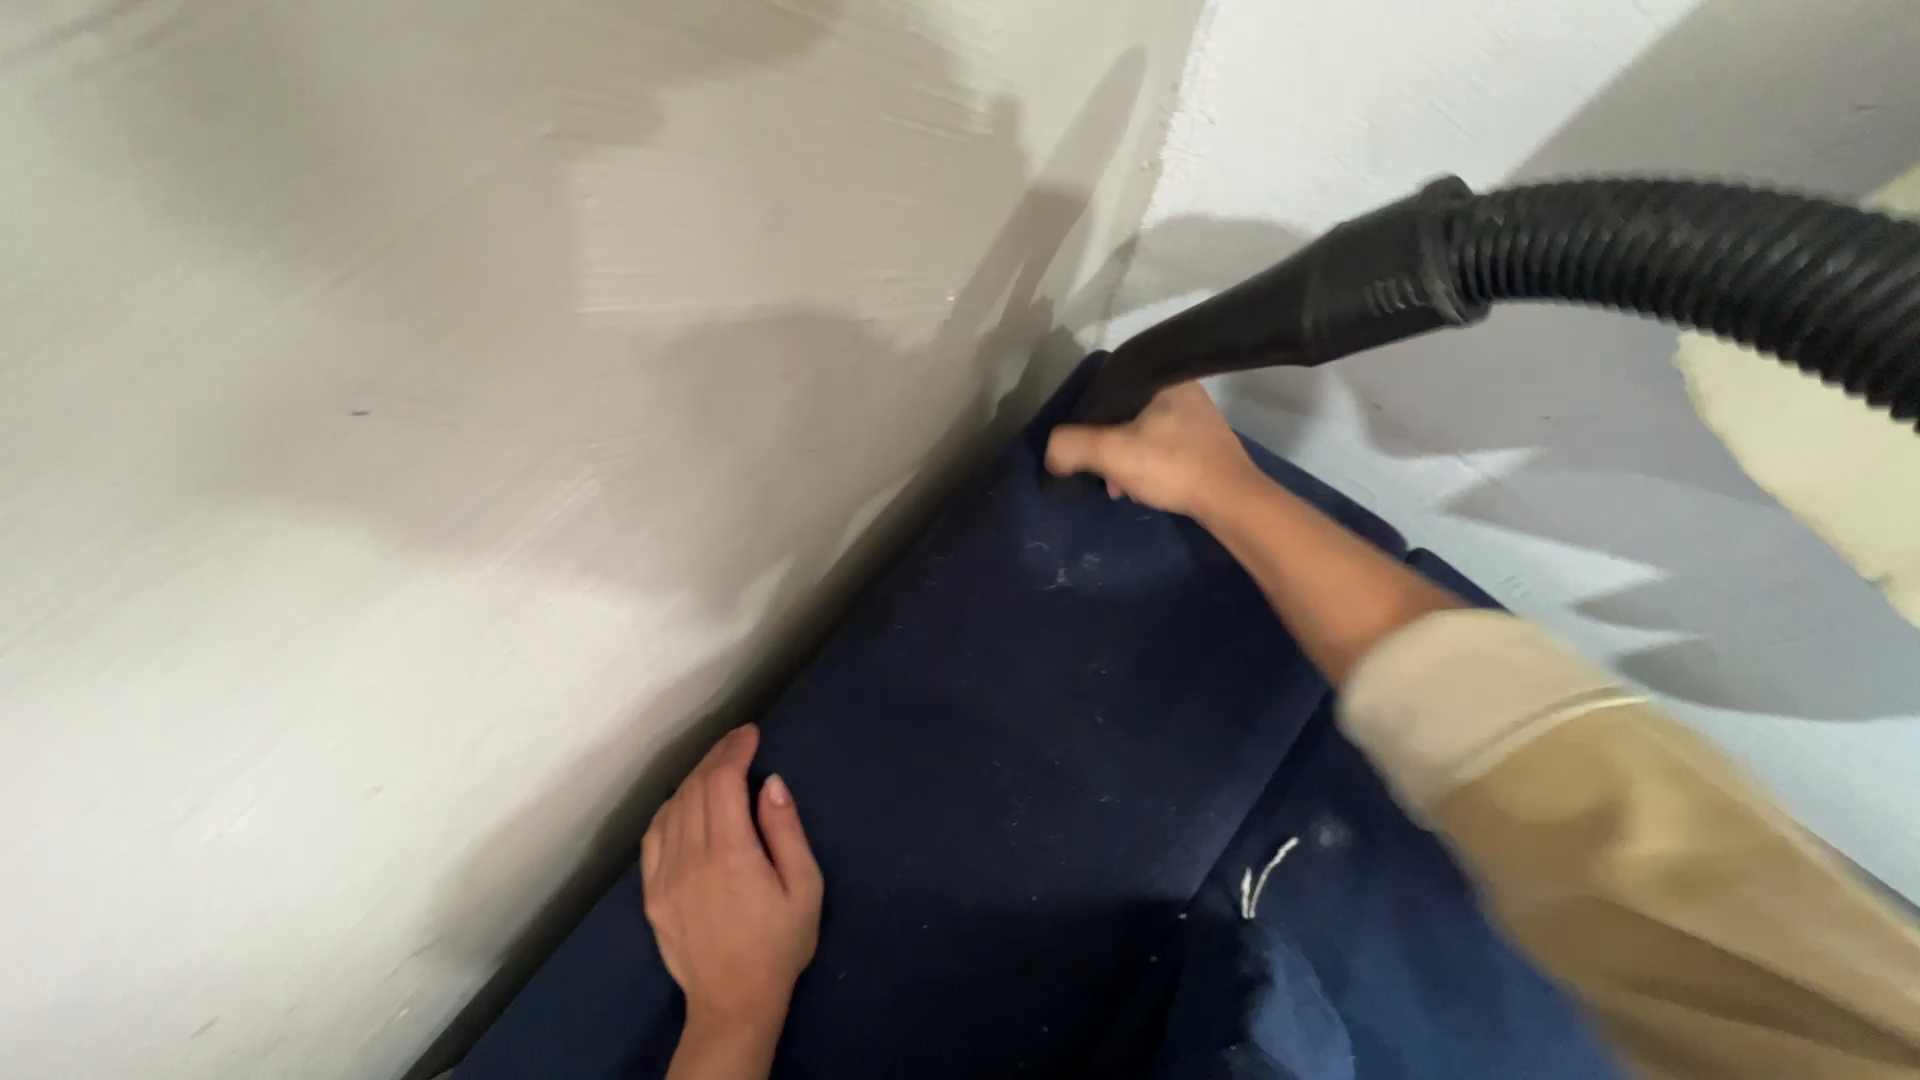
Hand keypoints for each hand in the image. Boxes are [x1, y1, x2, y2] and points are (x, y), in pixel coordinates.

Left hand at [642, 724, 822, 1037]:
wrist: (734, 1003)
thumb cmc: (779, 944)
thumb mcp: (804, 887)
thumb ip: (786, 831)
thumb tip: (770, 783)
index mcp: (731, 853)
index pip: (723, 782)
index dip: (736, 750)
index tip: (752, 733)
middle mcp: (691, 857)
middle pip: (696, 787)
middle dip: (718, 755)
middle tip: (740, 740)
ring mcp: (664, 876)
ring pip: (673, 806)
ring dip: (695, 776)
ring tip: (718, 763)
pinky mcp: (652, 893)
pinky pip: (654, 834)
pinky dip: (671, 806)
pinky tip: (686, 800)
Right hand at [1045, 381, 1264, 519]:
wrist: (1231, 501)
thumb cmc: (1172, 467)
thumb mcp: (1111, 453)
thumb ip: (1071, 446)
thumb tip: (1052, 455)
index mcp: (1164, 379)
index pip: (1111, 388)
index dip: (1089, 418)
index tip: (1082, 447)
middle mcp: (1184, 391)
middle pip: (1125, 415)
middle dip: (1107, 447)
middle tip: (1101, 474)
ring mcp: (1199, 420)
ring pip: (1143, 435)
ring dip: (1124, 461)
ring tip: (1119, 488)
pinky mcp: (1207, 446)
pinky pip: (1162, 449)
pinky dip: (1146, 468)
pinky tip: (1142, 489)